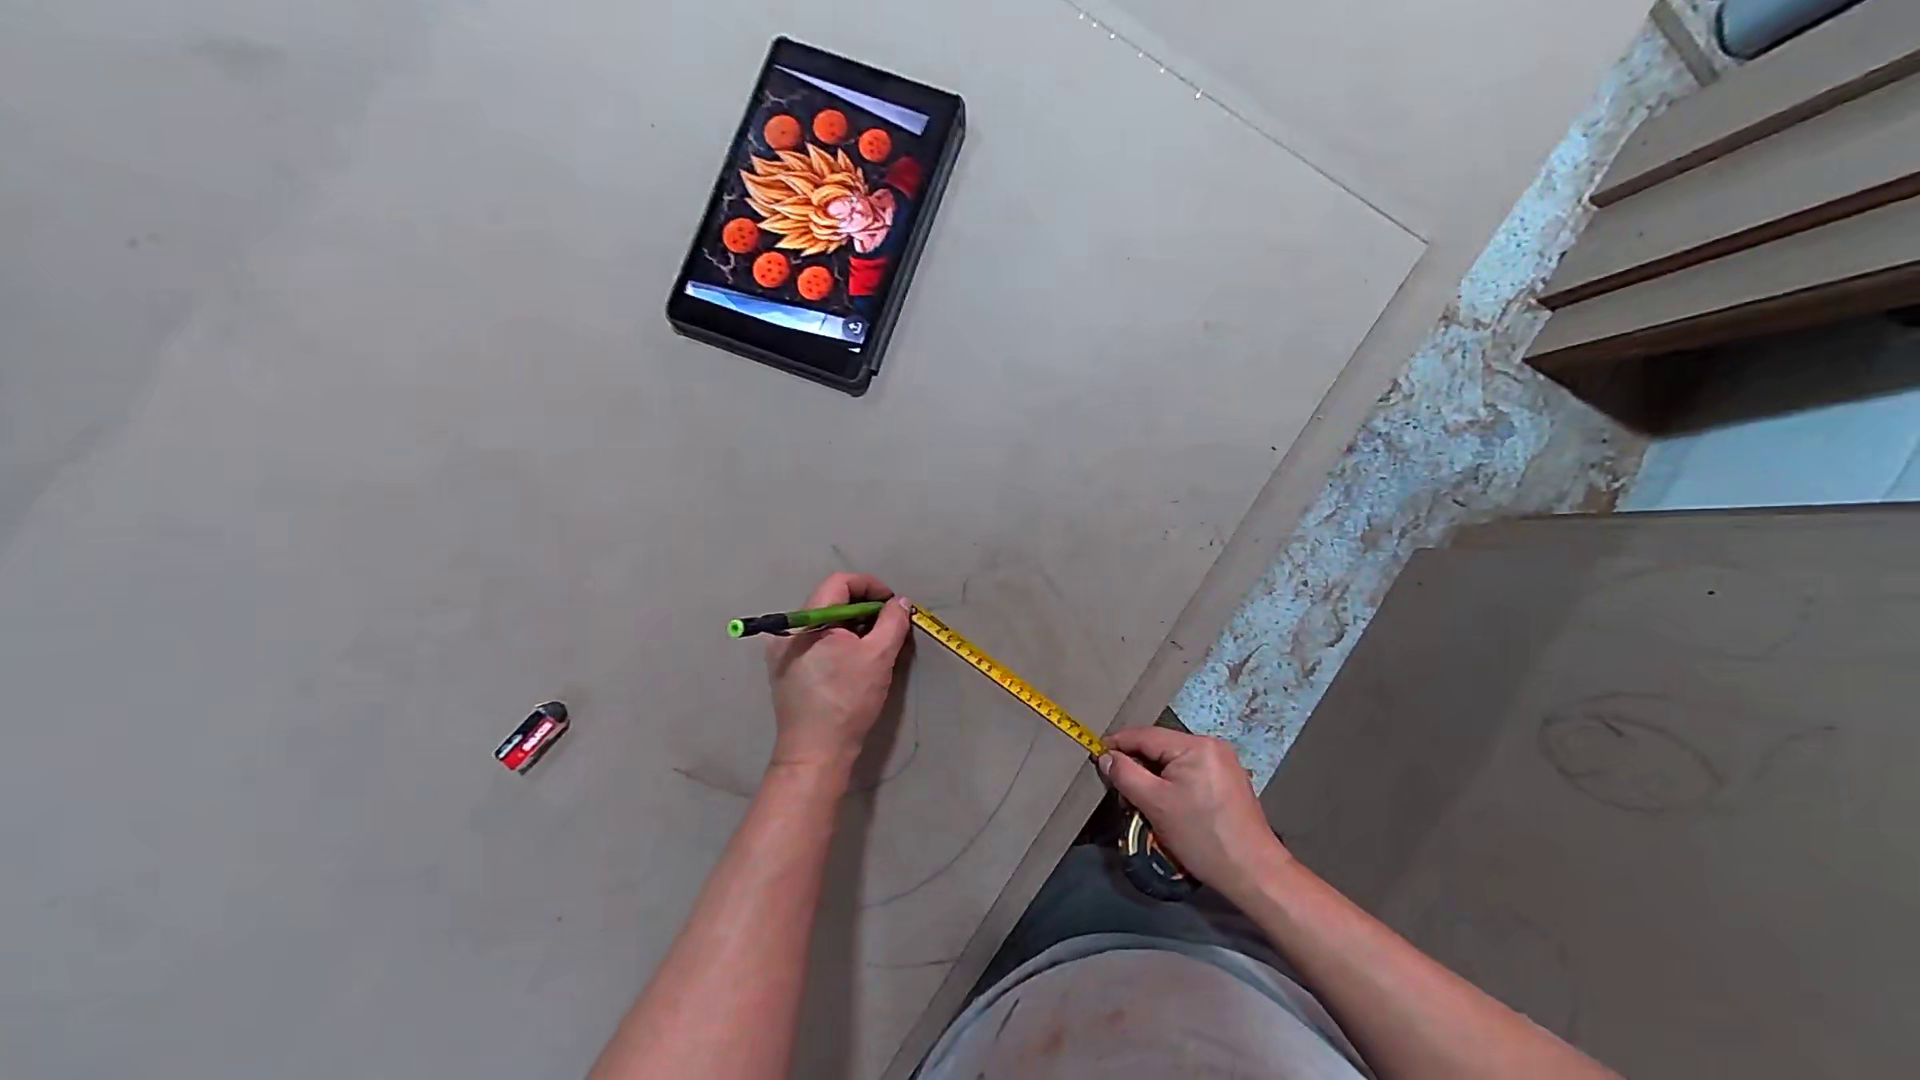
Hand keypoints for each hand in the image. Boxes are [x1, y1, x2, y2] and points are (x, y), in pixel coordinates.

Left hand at [765, 574, 911, 776]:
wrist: (816, 752)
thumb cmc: (847, 700)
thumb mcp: (879, 656)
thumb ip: (892, 622)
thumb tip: (899, 602)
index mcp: (805, 621)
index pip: (839, 582)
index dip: (870, 586)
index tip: (891, 604)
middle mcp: (787, 630)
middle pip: (829, 601)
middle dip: (863, 607)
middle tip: (887, 625)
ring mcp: (781, 652)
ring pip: (823, 623)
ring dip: (851, 626)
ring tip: (873, 645)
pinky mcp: (784, 671)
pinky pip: (814, 642)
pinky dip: (837, 642)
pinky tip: (853, 662)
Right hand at [1099, 727, 1289, 901]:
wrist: (1253, 873)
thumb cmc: (1202, 836)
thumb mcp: (1155, 804)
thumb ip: (1126, 774)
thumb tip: (1106, 756)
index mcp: (1196, 745)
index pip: (1145, 735)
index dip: (1117, 744)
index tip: (1094, 755)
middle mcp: (1212, 745)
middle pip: (1160, 746)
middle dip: (1135, 763)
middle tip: (1116, 784)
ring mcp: (1223, 763)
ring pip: (1173, 760)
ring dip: (1152, 775)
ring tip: (1137, 797)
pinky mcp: (1228, 781)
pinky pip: (1189, 771)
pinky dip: (1170, 782)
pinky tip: (1163, 802)